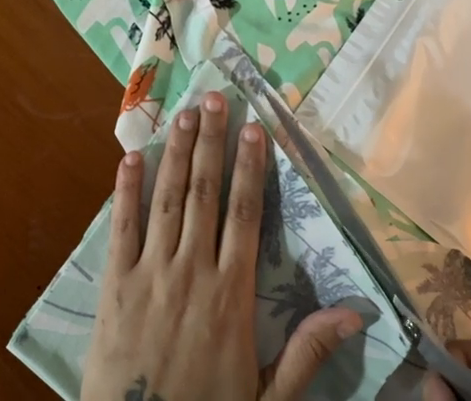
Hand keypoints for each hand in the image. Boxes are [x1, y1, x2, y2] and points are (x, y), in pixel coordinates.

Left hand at [82, 91, 362, 400]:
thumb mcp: (268, 396)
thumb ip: (307, 351)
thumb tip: (356, 313)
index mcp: (231, 295)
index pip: (245, 215)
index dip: (251, 168)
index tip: (254, 128)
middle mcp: (191, 271)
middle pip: (205, 194)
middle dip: (212, 143)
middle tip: (215, 99)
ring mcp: (149, 274)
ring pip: (167, 200)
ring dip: (177, 154)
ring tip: (185, 114)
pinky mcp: (114, 285)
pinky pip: (121, 228)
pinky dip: (125, 190)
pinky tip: (132, 156)